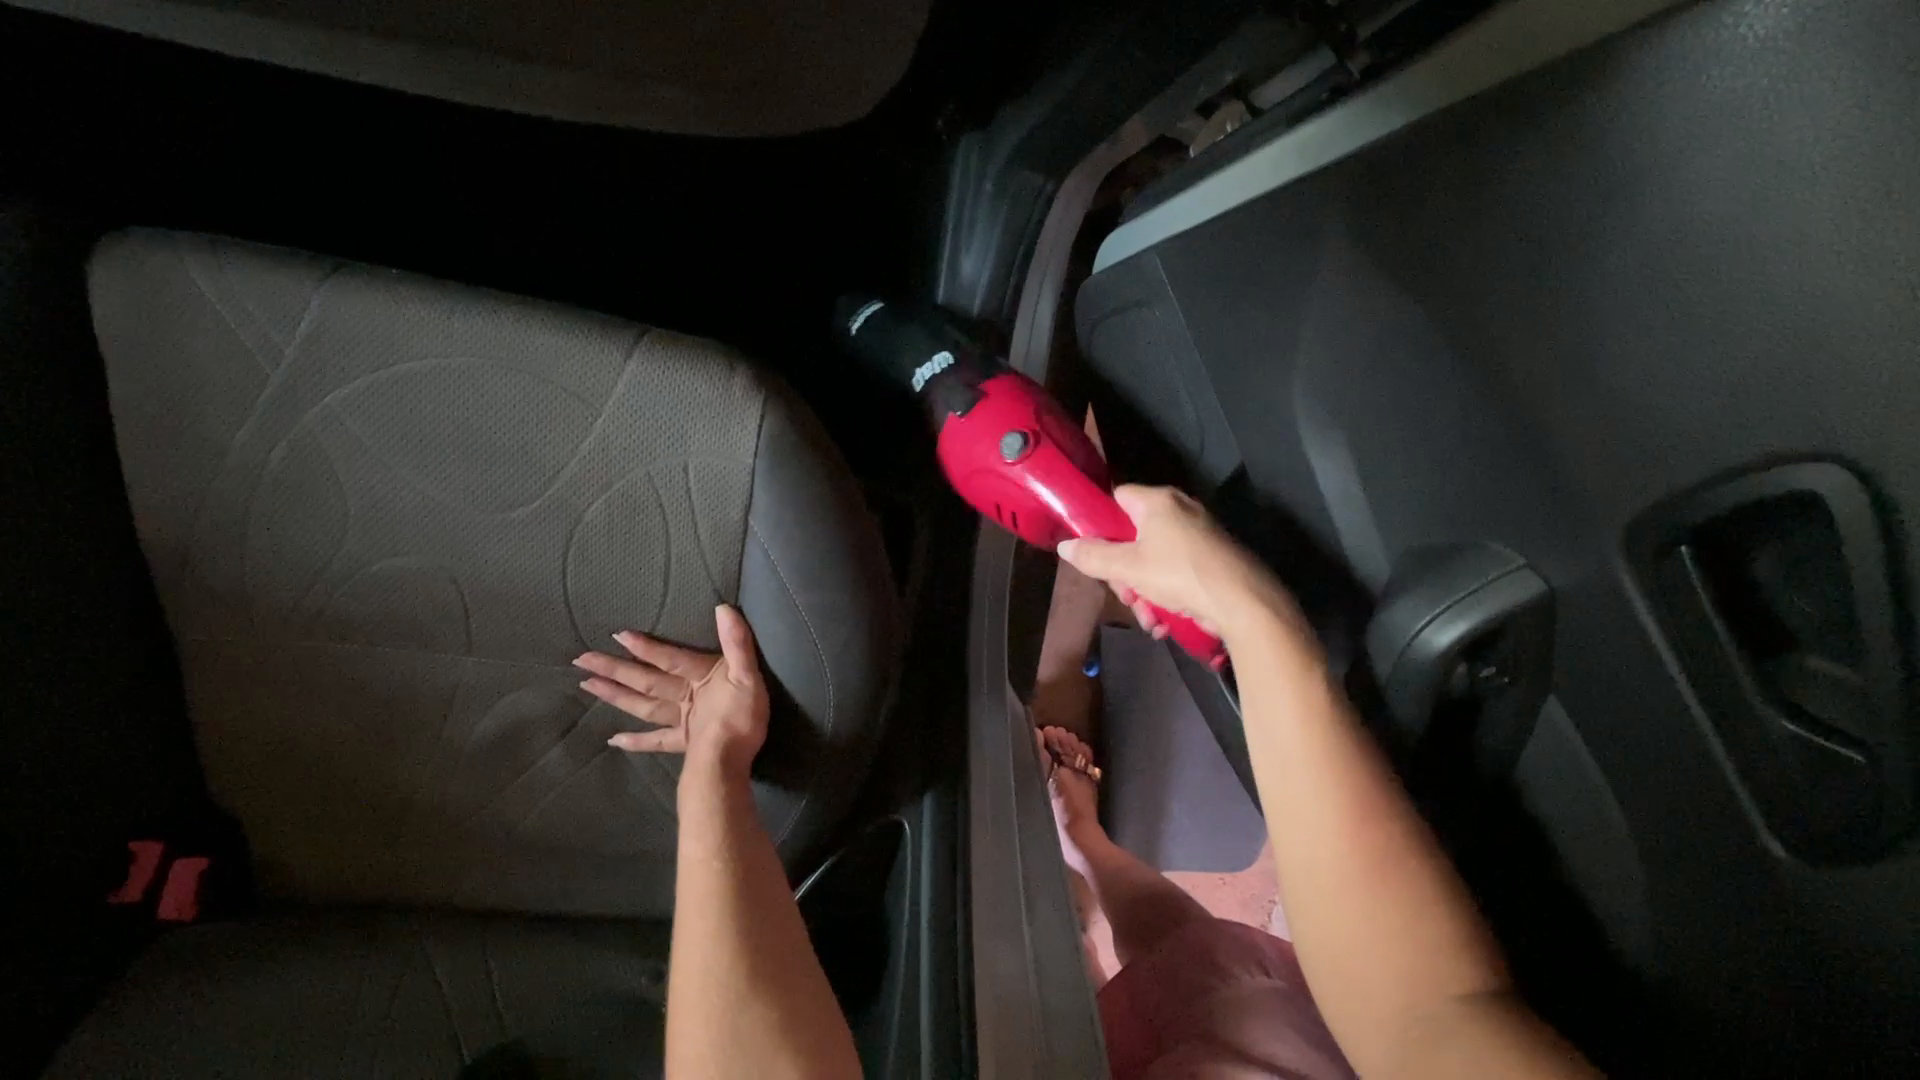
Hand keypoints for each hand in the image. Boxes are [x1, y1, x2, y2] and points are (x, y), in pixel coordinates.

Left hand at [574, 604, 768, 781]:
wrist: (734, 760)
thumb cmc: (743, 715)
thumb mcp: (748, 674)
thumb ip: (736, 642)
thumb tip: (723, 609)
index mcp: (700, 677)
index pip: (668, 658)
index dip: (645, 647)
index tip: (616, 635)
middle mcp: (684, 697)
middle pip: (646, 681)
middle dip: (616, 669)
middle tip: (581, 660)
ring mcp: (681, 721)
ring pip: (644, 706)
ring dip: (616, 696)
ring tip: (587, 686)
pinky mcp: (684, 743)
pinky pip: (656, 742)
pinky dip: (635, 742)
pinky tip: (613, 740)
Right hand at [1057, 485, 1301, 643]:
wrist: (1244, 601)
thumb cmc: (1179, 574)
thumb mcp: (1128, 568)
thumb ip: (1093, 556)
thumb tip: (1065, 546)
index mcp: (1158, 502)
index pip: (1118, 498)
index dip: (1102, 523)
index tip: (1094, 551)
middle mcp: (1180, 510)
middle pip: (1133, 536)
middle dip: (1124, 574)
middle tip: (1126, 597)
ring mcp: (1199, 535)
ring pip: (1154, 560)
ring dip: (1144, 593)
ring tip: (1150, 620)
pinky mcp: (1211, 559)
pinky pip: (1176, 572)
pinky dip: (1167, 596)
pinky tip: (1166, 622)